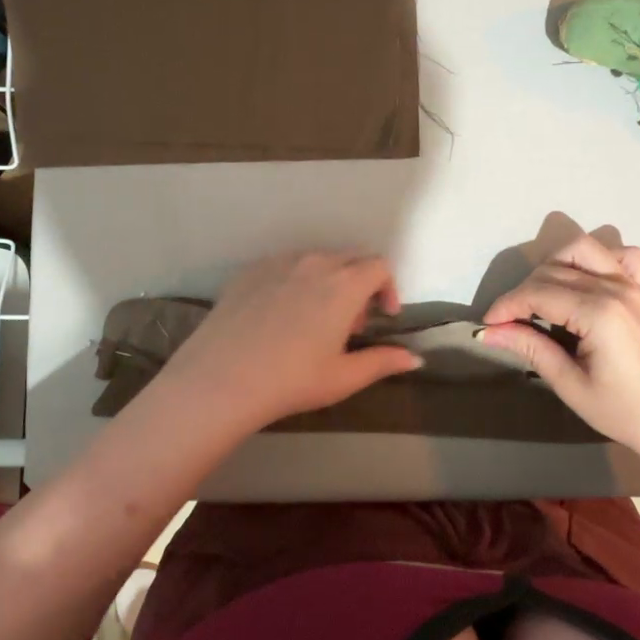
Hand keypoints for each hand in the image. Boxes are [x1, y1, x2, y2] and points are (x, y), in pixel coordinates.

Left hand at [157, 252, 422, 430]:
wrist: (222, 377)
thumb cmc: (292, 380)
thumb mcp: (344, 377)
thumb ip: (382, 361)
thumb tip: (416, 359)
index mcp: (343, 284)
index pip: (379, 266)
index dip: (388, 288)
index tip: (383, 316)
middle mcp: (313, 263)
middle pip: (349, 259)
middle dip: (359, 286)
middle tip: (349, 326)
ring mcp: (278, 263)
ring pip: (314, 261)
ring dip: (326, 282)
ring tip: (313, 322)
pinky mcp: (249, 271)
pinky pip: (283, 266)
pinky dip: (294, 282)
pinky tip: (279, 318)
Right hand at [479, 235, 639, 471]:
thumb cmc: (627, 414)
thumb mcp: (572, 385)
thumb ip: (531, 348)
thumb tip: (489, 332)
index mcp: (598, 313)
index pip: (536, 293)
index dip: (506, 306)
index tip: (488, 325)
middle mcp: (615, 288)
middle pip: (553, 270)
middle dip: (523, 291)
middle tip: (510, 323)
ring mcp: (635, 286)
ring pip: (583, 248)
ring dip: (555, 265)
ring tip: (543, 298)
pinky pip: (623, 256)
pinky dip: (600, 259)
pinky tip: (588, 282)